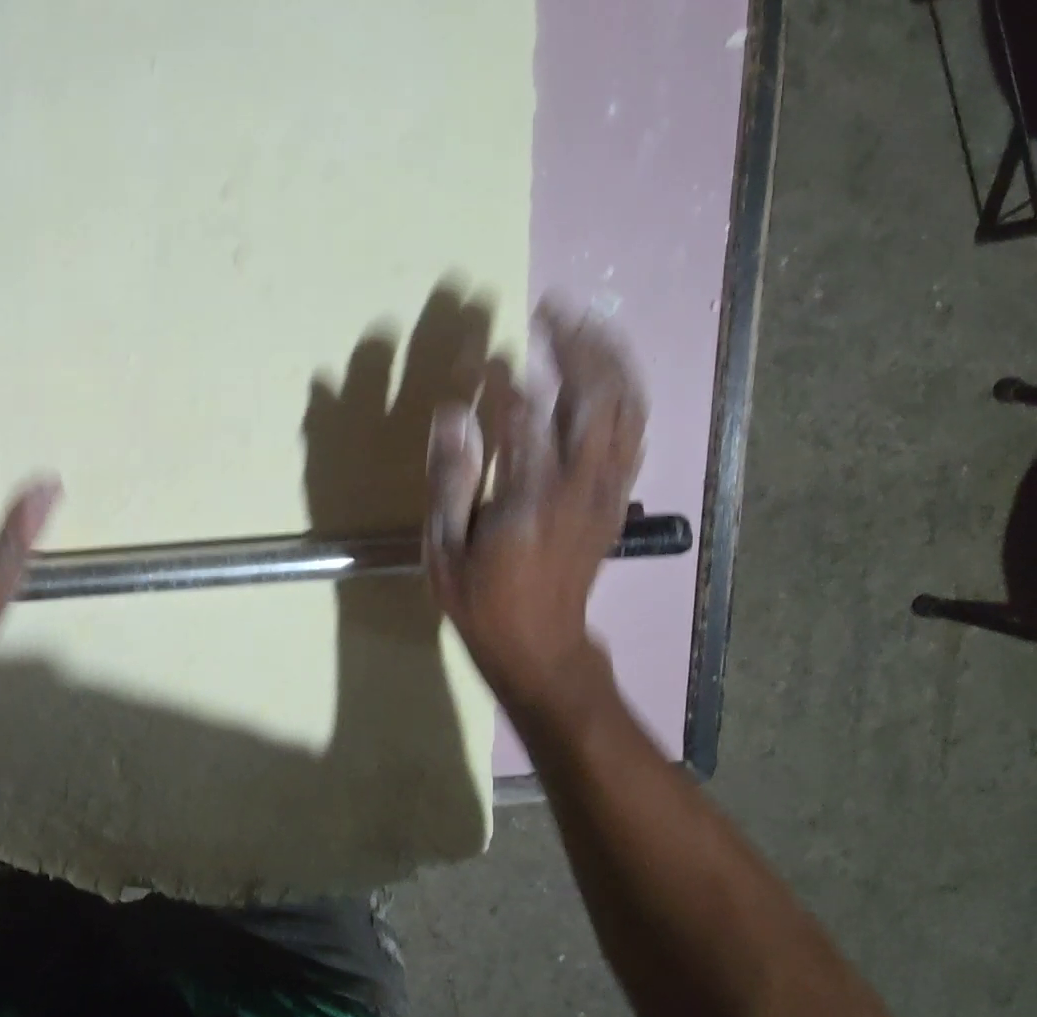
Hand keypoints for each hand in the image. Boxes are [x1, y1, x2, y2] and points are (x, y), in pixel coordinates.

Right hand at [425, 297, 645, 711]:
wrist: (540, 644)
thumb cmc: (482, 598)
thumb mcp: (445, 546)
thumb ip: (453, 476)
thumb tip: (454, 413)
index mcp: (531, 496)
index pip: (524, 412)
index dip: (503, 374)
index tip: (479, 351)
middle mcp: (581, 483)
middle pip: (594, 396)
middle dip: (576, 345)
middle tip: (551, 310)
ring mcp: (608, 488)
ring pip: (626, 407)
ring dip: (610, 359)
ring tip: (585, 325)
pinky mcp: (617, 495)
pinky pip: (634, 431)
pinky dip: (625, 393)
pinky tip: (608, 374)